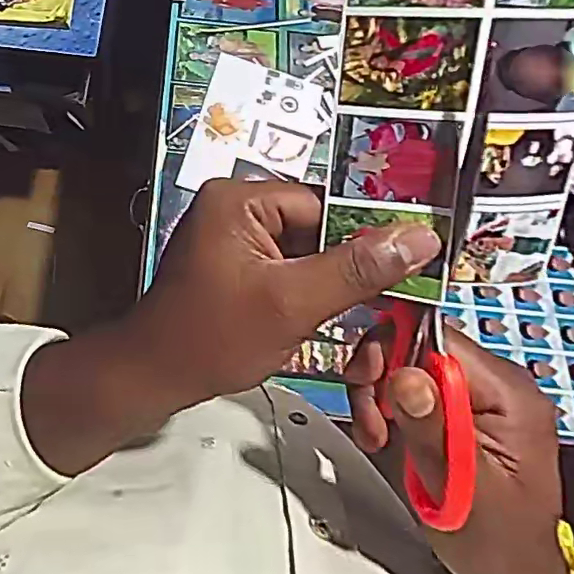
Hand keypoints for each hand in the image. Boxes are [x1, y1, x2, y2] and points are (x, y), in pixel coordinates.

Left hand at [132, 179, 441, 407]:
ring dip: (327, 282)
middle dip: (345, 264)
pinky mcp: (232, 262)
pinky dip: (305, 290)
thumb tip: (418, 237)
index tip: (409, 266)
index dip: (366, 236)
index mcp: (237, 199)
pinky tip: (317, 315)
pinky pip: (284, 266)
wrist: (155, 374)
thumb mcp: (291, 302)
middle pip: (314, 226)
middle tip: (384, 300)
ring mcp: (230, 236)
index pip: (322, 204)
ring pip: (304, 250)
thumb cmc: (210, 336)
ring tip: (348, 314)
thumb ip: (356, 269)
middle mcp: (232, 208)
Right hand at [344, 321, 568, 573]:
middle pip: (412, 341)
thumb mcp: (464, 489)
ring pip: (400, 358)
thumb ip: (434, 430)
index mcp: (509, 393)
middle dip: (379, 376)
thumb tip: (407, 376)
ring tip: (379, 434)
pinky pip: (403, 380)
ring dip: (375, 393)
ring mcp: (471, 390)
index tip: (369, 387)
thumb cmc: (500, 544)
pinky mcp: (451, 401)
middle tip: (373, 419)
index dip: (391, 351)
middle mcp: (492, 381)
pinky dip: (382, 402)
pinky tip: (385, 432)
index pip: (434, 336)